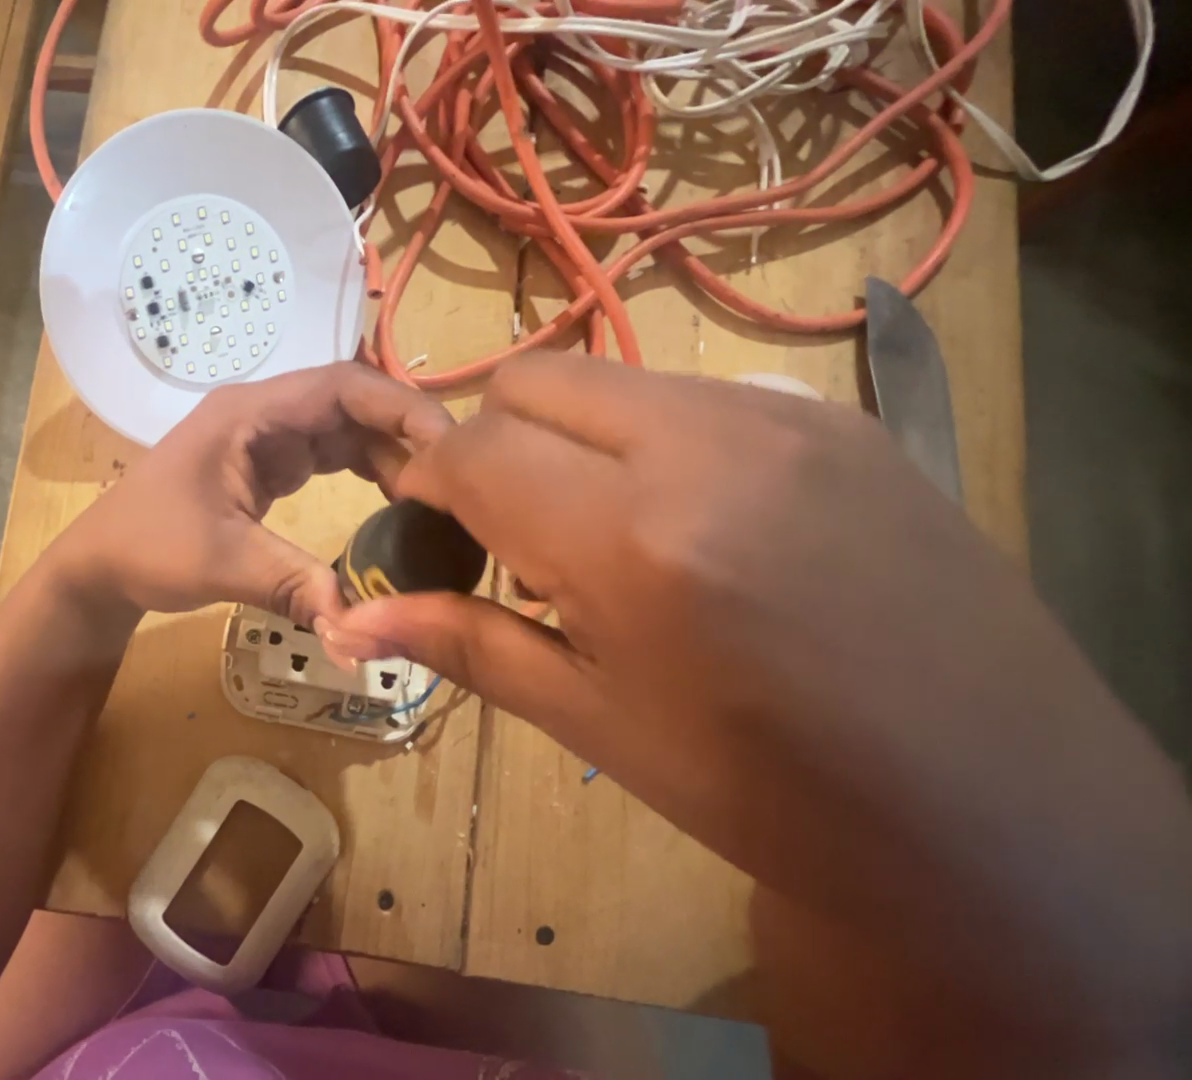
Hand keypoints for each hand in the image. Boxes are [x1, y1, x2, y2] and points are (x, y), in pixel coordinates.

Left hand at [42, 363, 452, 628]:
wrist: (99, 565)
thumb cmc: (145, 548)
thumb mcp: (222, 563)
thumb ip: (295, 587)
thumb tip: (362, 633)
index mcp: (249, 413)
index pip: (342, 386)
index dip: (401, 407)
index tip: (450, 449)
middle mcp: (263, 414)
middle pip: (352, 405)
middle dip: (405, 438)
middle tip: (453, 487)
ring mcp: (265, 439)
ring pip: (345, 432)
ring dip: (389, 459)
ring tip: (430, 503)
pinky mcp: (267, 466)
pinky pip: (330, 457)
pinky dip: (366, 475)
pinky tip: (394, 505)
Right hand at [322, 353, 1191, 1077]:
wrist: (999, 813)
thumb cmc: (764, 790)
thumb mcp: (594, 720)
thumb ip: (462, 644)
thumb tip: (348, 624)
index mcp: (633, 540)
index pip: (474, 450)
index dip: (428, 481)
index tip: (427, 526)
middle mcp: (706, 446)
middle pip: (533, 378)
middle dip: (490, 440)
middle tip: (507, 528)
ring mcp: (786, 420)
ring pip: (612, 377)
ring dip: (567, 434)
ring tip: (597, 529)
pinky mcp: (840, 422)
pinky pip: (692, 394)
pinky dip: (646, 438)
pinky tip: (685, 523)